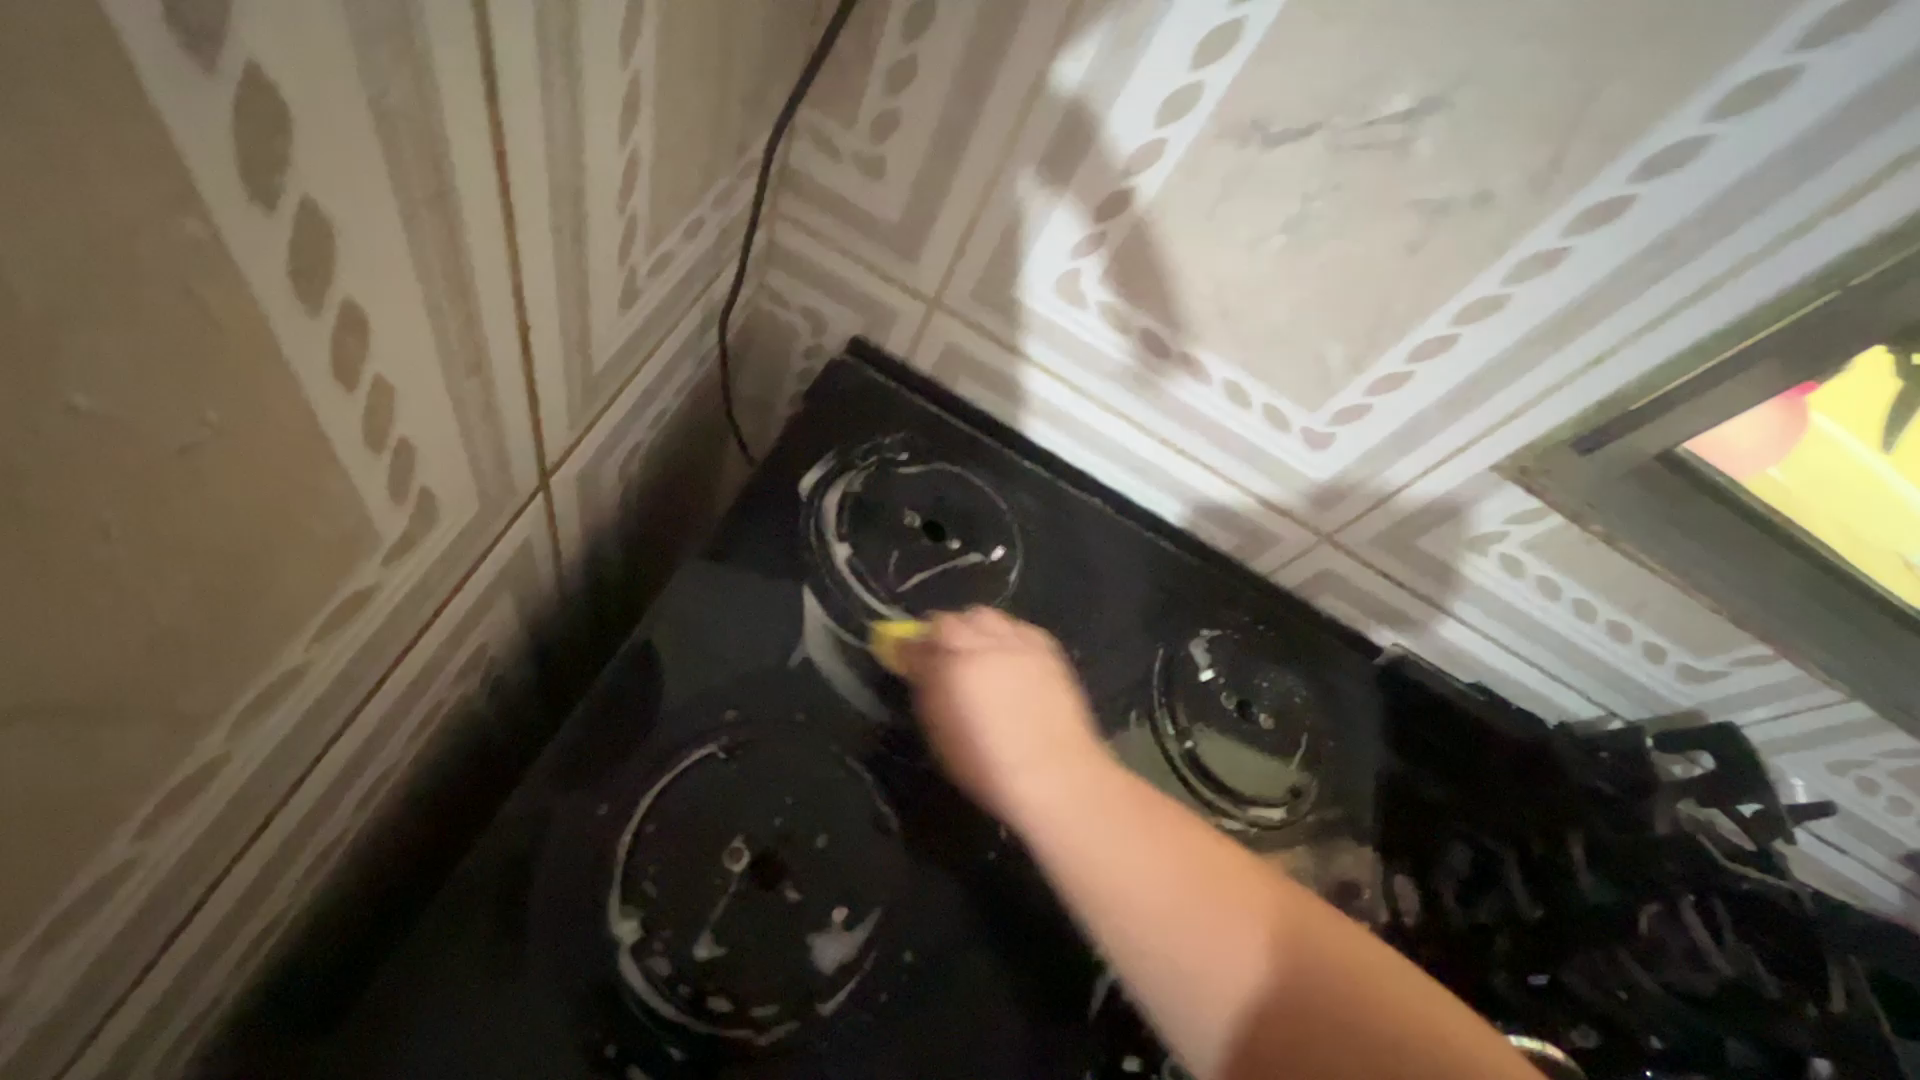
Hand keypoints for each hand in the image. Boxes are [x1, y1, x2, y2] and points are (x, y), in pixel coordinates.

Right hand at [899, 607, 1110, 826]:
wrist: (1056, 774)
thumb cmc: (988, 768)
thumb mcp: (940, 735)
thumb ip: (928, 692)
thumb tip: (920, 670)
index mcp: (949, 669)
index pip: (916, 643)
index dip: (907, 649)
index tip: (905, 658)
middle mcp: (982, 646)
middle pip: (948, 621)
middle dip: (937, 634)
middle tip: (938, 655)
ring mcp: (1017, 643)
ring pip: (983, 615)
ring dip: (971, 627)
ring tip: (974, 649)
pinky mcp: (1046, 647)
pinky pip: (1016, 626)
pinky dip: (1004, 634)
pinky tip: (1006, 655)